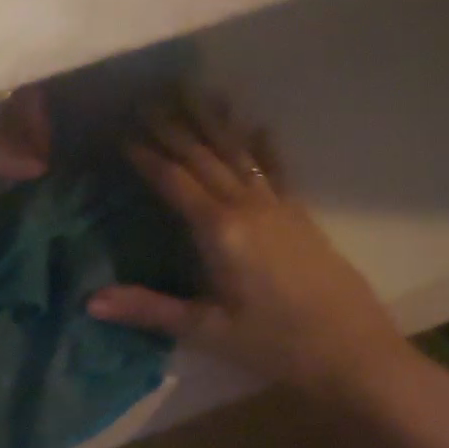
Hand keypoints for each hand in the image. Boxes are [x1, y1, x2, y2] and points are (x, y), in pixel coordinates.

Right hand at [87, 95, 420, 402]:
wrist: (358, 356)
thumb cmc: (277, 344)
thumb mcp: (208, 331)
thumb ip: (150, 309)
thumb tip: (90, 301)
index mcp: (218, 230)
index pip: (173, 180)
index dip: (147, 156)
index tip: (122, 134)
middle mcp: (245, 205)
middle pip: (202, 156)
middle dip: (172, 127)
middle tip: (146, 99)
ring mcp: (276, 205)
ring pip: (237, 152)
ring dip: (213, 121)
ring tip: (194, 91)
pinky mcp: (300, 213)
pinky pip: (275, 169)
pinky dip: (263, 145)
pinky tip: (258, 125)